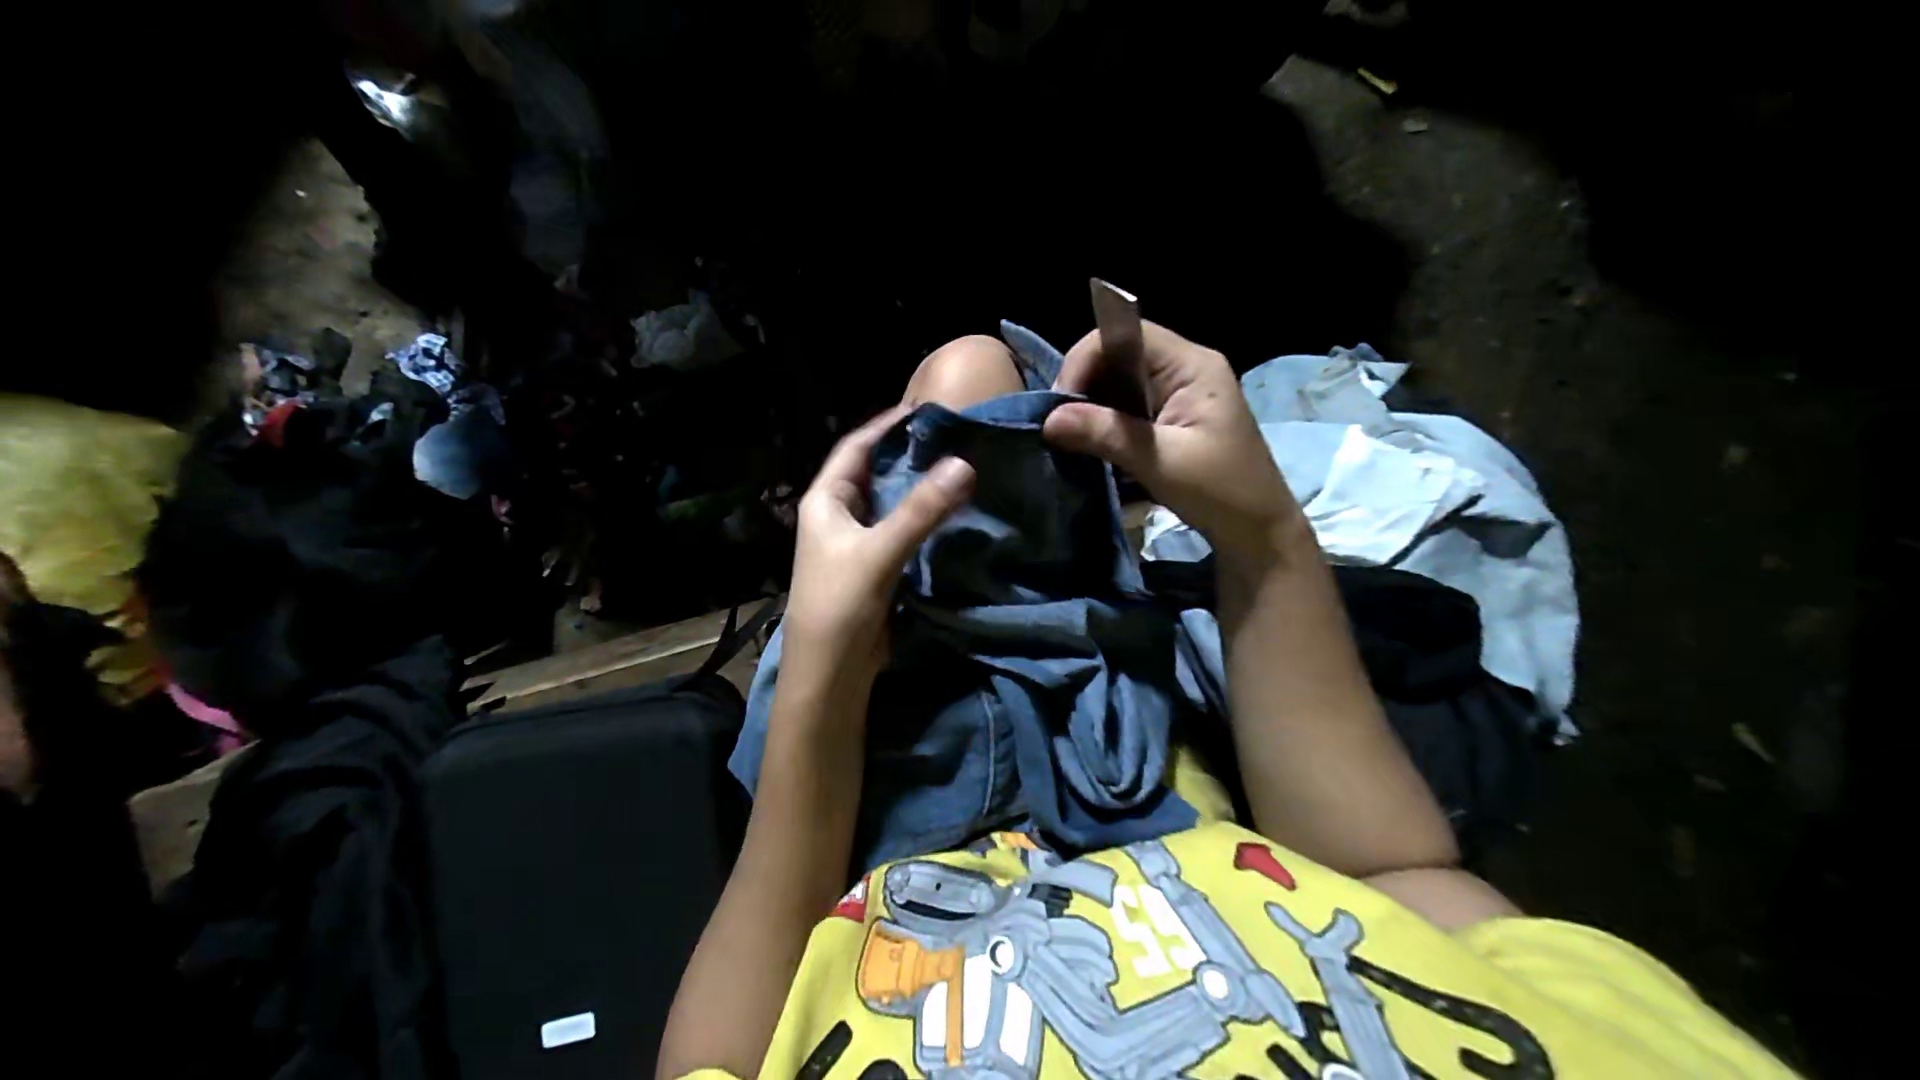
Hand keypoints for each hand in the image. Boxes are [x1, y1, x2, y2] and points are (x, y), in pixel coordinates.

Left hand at [784, 405, 975, 692]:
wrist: (831, 670)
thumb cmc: (841, 603)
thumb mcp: (879, 551)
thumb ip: (921, 510)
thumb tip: (964, 464)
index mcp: (826, 500)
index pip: (855, 448)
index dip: (885, 425)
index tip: (923, 408)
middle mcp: (838, 515)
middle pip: (873, 472)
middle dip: (906, 454)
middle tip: (951, 437)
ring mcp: (856, 542)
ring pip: (889, 503)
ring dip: (916, 487)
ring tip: (958, 467)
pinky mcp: (874, 566)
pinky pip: (900, 530)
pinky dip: (922, 518)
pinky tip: (949, 512)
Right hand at [1043, 321, 1305, 566]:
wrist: (1257, 531)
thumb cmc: (1220, 491)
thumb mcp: (1160, 461)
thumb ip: (1106, 434)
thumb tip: (1050, 419)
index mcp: (1191, 365)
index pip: (1125, 334)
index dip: (1086, 358)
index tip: (1062, 402)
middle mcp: (1182, 369)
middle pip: (1117, 355)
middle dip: (1083, 386)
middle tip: (1059, 425)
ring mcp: (1175, 395)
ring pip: (1117, 383)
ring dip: (1089, 407)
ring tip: (1068, 437)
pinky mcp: (1168, 420)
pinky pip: (1125, 408)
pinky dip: (1102, 423)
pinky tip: (1088, 445)